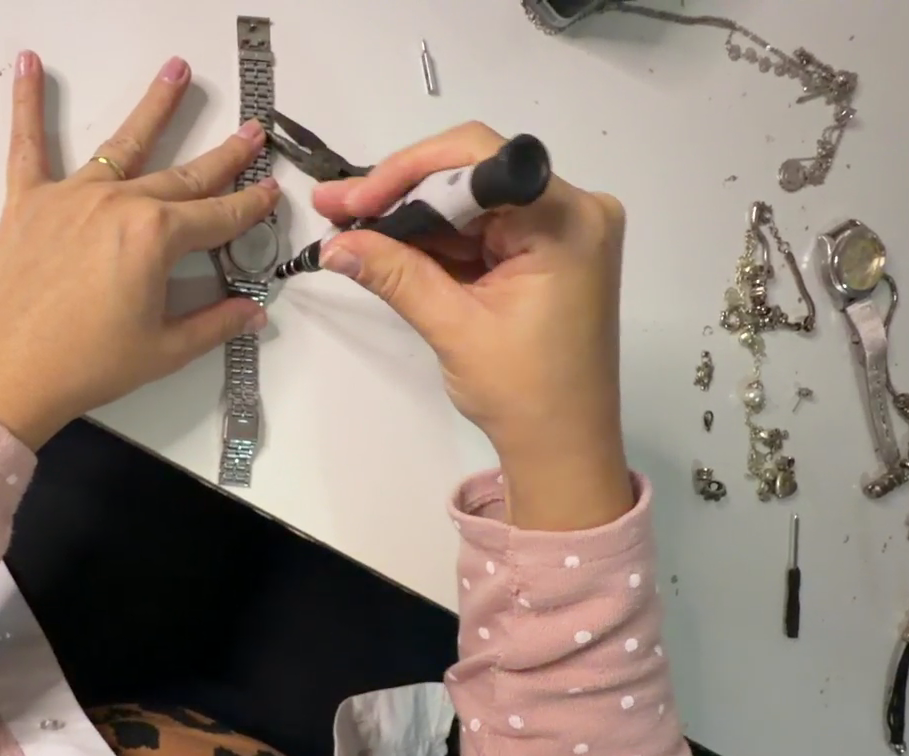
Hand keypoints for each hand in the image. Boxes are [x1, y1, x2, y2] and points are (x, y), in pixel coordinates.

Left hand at [0, 51, 279, 447]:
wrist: (11, 373)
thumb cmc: (86, 365)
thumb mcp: (164, 351)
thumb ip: (214, 326)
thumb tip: (252, 315)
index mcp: (155, 238)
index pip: (217, 217)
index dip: (249, 208)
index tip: (269, 193)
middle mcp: (118, 204)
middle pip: (183, 176)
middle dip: (223, 157)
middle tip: (250, 133)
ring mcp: (72, 197)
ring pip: (123, 143)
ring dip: (155, 108)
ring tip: (177, 72)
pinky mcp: (29, 203)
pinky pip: (29, 145)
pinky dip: (28, 104)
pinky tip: (30, 65)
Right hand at [312, 123, 632, 530]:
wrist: (561, 442)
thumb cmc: (523, 392)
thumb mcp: (453, 327)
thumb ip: (396, 276)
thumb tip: (335, 246)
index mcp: (565, 219)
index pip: (478, 159)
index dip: (407, 172)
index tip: (355, 201)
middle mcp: (573, 211)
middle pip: (472, 178)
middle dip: (401, 197)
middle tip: (335, 210)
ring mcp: (559, 233)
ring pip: (471, 207)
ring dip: (412, 223)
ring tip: (350, 231)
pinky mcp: (543, 256)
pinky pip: (482, 235)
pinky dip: (437, 245)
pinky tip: (390, 250)